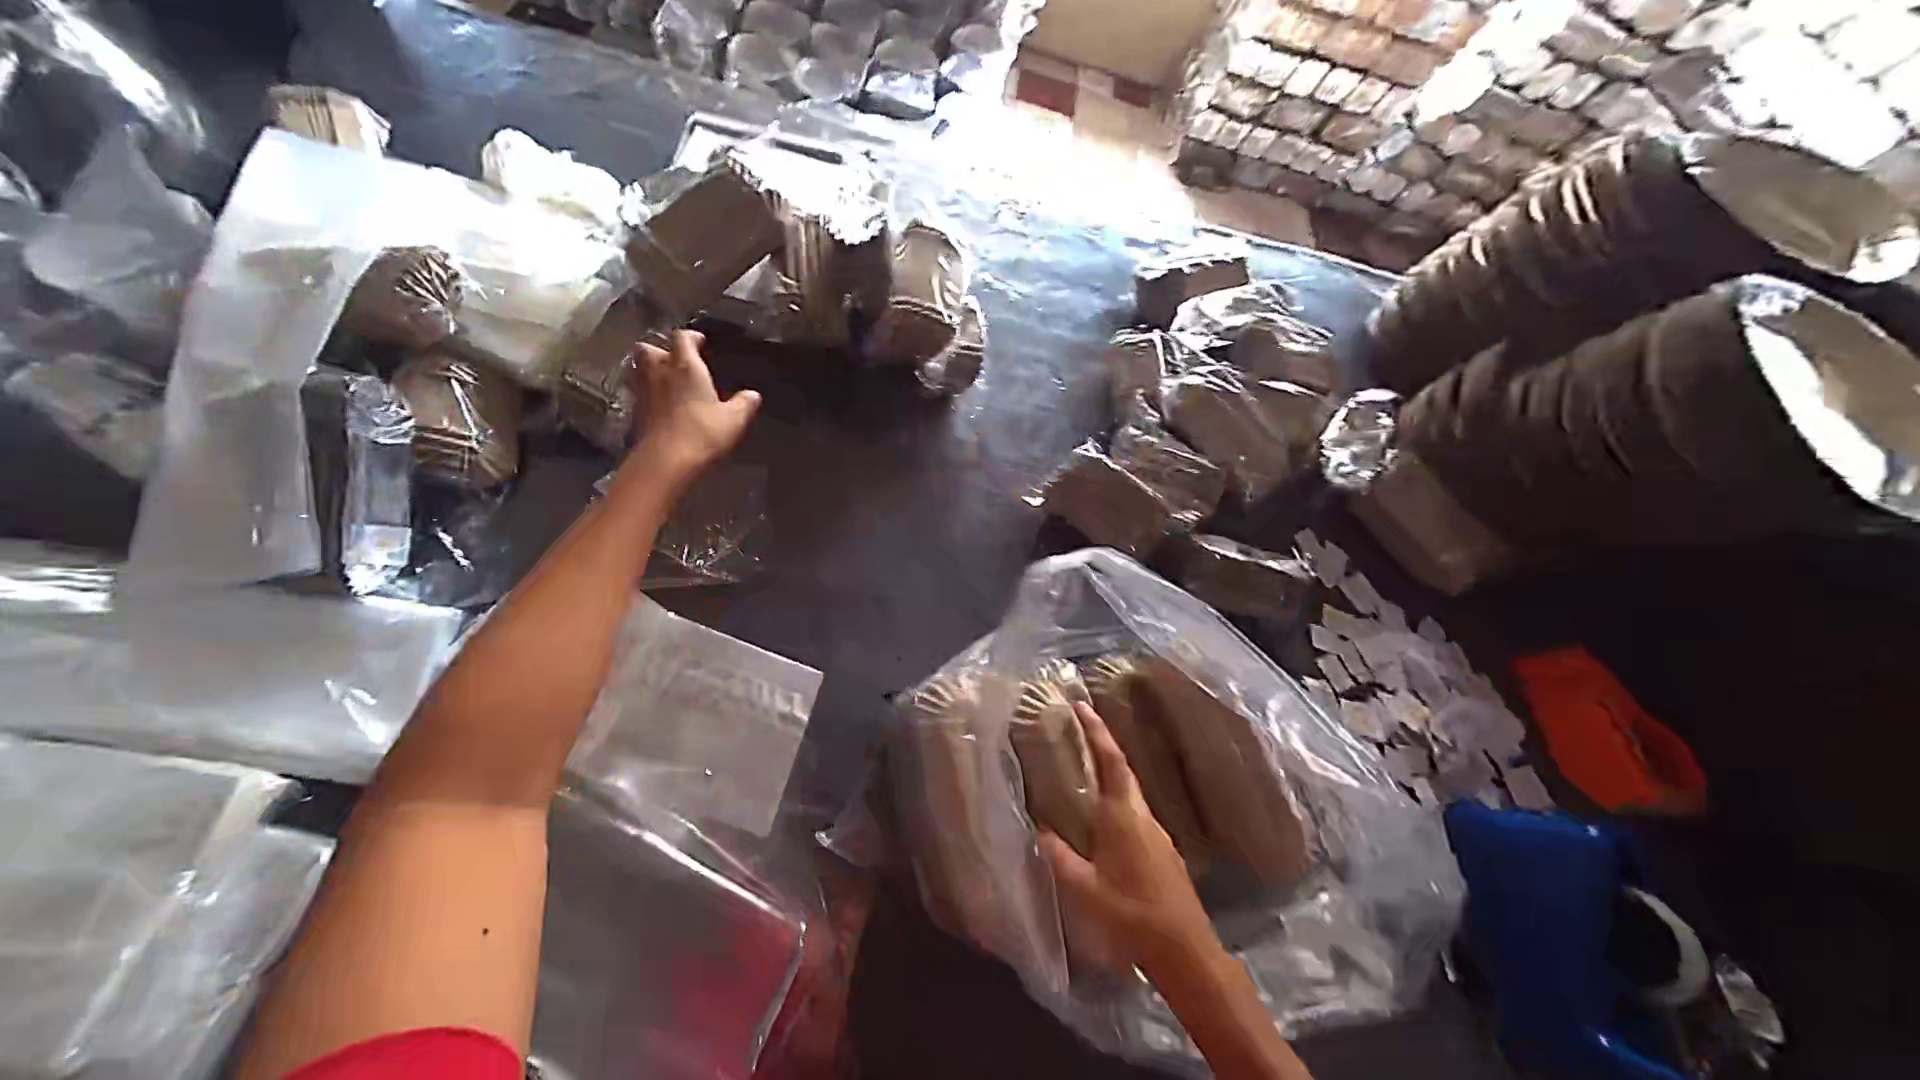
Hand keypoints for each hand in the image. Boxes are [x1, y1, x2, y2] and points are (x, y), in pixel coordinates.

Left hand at [631, 329, 760, 479]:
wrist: (666, 461)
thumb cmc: (703, 433)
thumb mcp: (734, 420)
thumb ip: (744, 404)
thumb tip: (753, 395)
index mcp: (685, 366)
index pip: (682, 337)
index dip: (691, 338)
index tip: (701, 343)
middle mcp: (660, 372)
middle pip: (649, 347)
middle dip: (661, 349)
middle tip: (676, 361)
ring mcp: (644, 391)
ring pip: (639, 368)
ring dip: (650, 369)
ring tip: (667, 380)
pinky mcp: (635, 411)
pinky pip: (639, 392)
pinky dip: (649, 392)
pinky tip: (662, 405)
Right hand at [1041, 702, 1223, 979]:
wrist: (1184, 950)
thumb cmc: (1130, 914)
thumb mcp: (1083, 887)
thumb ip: (1058, 856)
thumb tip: (1037, 828)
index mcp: (1123, 816)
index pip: (1111, 762)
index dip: (1097, 732)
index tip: (1083, 706)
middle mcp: (1144, 817)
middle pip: (1123, 772)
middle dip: (1104, 747)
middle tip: (1082, 730)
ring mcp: (1158, 835)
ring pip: (1131, 794)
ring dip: (1111, 775)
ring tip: (1088, 770)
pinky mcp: (1164, 854)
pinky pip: (1137, 814)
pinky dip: (1119, 801)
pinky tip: (1106, 819)